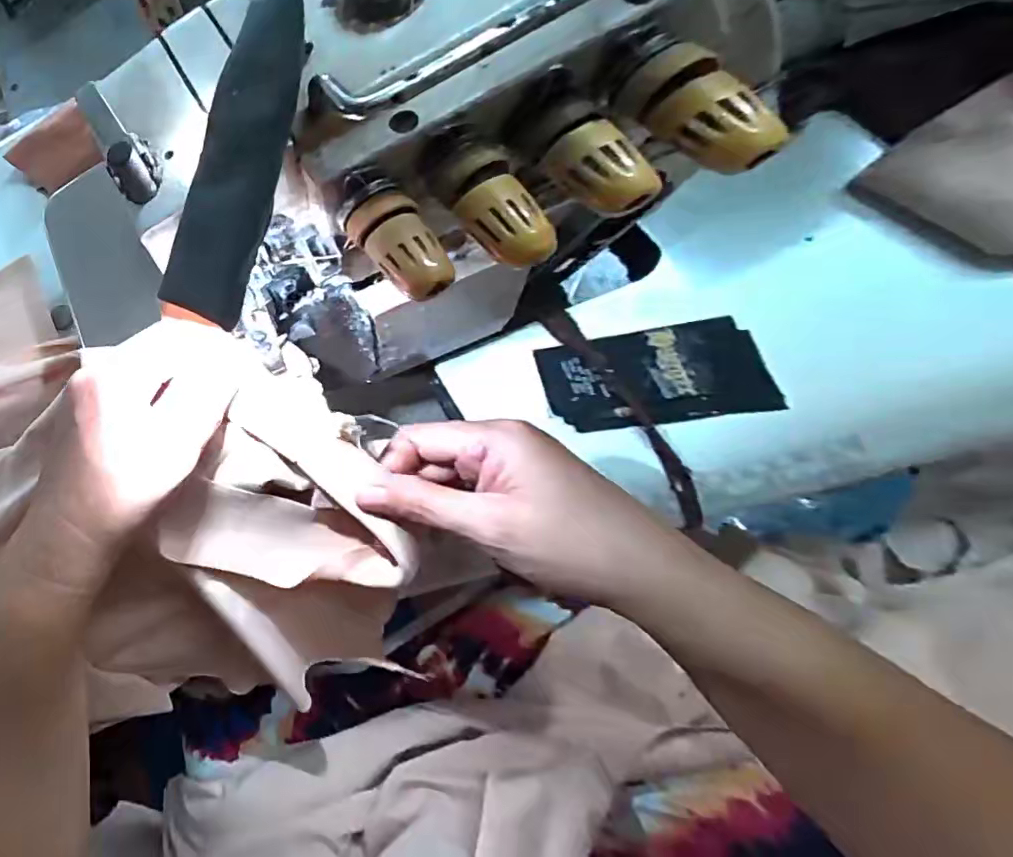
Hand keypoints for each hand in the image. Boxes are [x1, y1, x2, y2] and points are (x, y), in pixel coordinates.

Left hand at [13, 319, 242, 599]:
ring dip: (181, 356)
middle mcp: (98, 368)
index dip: (220, 349)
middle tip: (233, 366)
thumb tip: (230, 363)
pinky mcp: (80, 392)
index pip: (181, 341)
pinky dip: (158, 369)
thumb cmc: (125, 498)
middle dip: (202, 348)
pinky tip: (173, 390)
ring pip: (145, 350)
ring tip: (209, 377)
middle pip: (161, 339)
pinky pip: (129, 366)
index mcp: (118, 378)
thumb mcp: (176, 450)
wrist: (68, 527)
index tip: (246, 363)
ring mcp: (85, 378)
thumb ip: (205, 398)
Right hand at [357, 420, 702, 607]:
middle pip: (431, 452)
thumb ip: (419, 503)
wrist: (653, 576)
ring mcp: (516, 457)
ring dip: (432, 499)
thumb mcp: (485, 526)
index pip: (415, 437)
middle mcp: (501, 436)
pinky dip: (457, 505)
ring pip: (450, 470)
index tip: (378, 507)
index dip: (390, 468)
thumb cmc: (566, 545)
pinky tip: (453, 531)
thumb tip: (359, 491)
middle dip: (409, 486)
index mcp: (492, 435)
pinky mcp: (526, 479)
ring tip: (423, 534)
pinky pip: (473, 483)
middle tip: (398, 527)